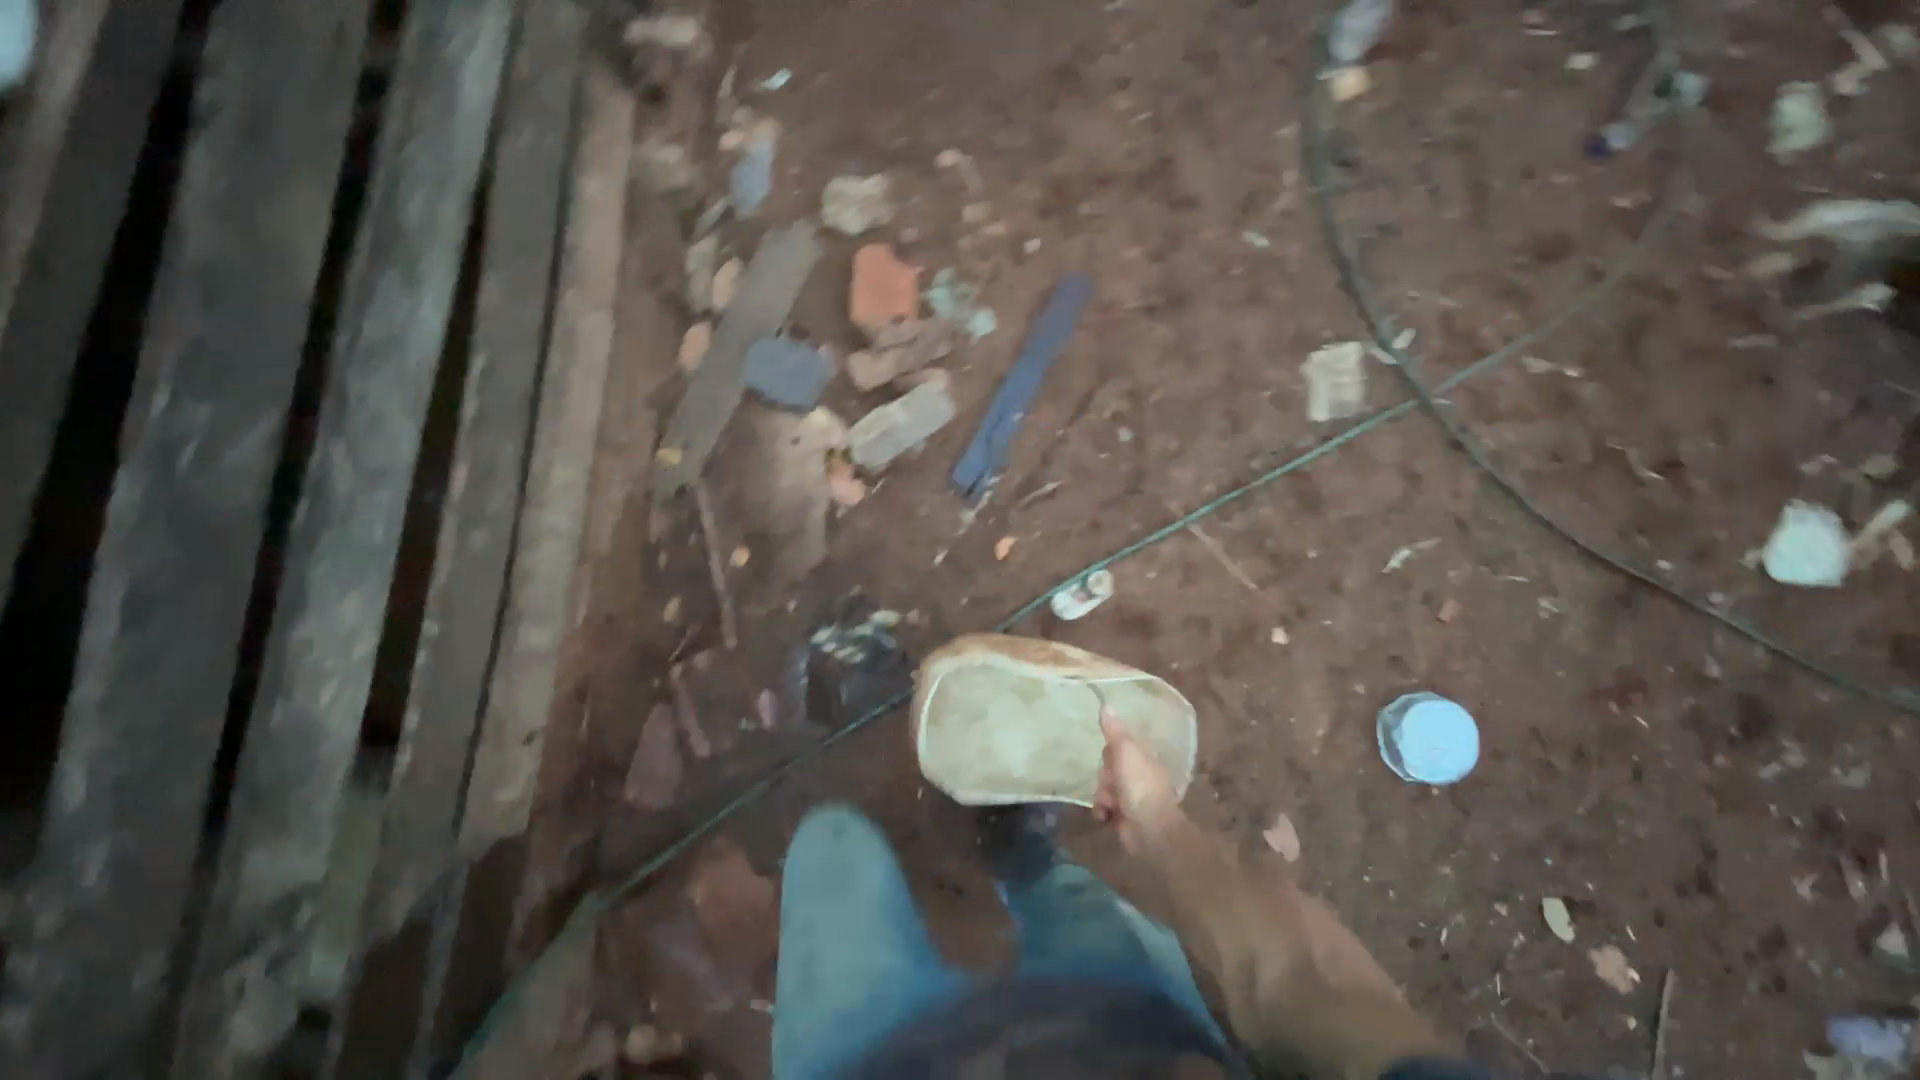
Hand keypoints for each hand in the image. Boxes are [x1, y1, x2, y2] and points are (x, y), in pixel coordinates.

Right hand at [1092, 708, 1181, 853]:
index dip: (1110, 751)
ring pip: (1104, 788)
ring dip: (1102, 796)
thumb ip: (1114, 731)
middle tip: (1111, 783)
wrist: (1149, 829)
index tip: (1109, 756)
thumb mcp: (1126, 751)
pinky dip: (1102, 812)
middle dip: (1104, 777)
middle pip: (1108, 768)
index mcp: (1143, 758)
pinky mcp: (1122, 816)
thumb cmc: (1140, 785)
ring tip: (1110, 804)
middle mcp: (1138, 775)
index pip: (1119, 746)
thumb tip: (1106, 705)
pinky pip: (1103, 807)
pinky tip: (1106, 816)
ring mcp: (1130, 797)